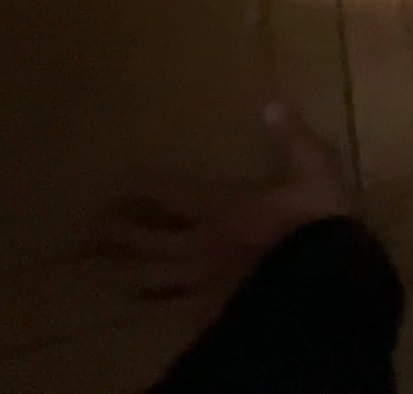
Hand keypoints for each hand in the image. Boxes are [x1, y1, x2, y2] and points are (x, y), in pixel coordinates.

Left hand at [96, 101, 349, 308]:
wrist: (321, 280)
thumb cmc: (316, 218)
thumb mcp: (316, 168)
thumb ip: (293, 137)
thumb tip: (272, 103)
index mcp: (221, 207)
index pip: (172, 194)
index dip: (143, 186)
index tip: (116, 182)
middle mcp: (198, 243)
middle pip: (146, 239)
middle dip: (117, 232)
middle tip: (92, 228)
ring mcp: (199, 281)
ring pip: (148, 278)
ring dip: (123, 270)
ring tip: (102, 269)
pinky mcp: (208, 310)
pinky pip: (168, 309)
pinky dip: (152, 304)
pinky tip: (147, 305)